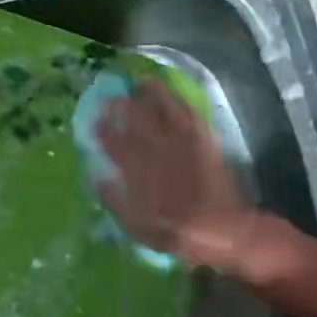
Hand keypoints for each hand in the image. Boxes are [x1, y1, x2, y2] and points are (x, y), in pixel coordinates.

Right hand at [96, 79, 258, 268]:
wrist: (221, 229)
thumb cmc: (174, 232)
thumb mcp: (135, 226)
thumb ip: (113, 199)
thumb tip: (97, 177)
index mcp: (136, 168)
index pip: (113, 139)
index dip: (102, 128)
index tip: (96, 120)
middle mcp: (156, 147)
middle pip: (134, 116)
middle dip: (120, 105)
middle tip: (113, 97)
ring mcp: (182, 140)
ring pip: (161, 106)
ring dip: (149, 93)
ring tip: (140, 83)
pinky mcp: (203, 138)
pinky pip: (187, 111)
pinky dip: (177, 99)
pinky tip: (171, 94)